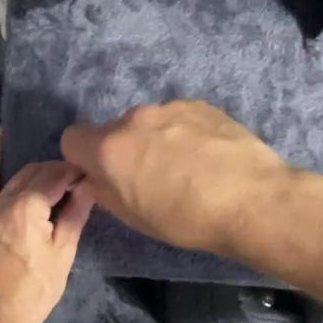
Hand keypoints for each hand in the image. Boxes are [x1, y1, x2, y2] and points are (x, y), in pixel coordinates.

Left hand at [0, 130, 93, 322]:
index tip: (84, 176)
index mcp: (26, 207)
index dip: (71, 174)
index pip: (53, 178)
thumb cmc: (36, 289)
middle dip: (46, 169)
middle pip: (25, 174)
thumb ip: (74, 214)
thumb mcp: (63, 253)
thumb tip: (89, 185)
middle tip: (63, 173)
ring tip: (1, 135)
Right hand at [59, 100, 302, 259]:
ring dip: (153, 141)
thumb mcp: (132, 216)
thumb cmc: (183, 218)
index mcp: (108, 148)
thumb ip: (103, 191)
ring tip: (183, 168)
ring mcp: (169, 108)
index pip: (71, 138)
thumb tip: (95, 179)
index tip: (102, 177)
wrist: (251, 200)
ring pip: (147, 124)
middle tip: (148, 178)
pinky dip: (182, 134)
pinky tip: (205, 157)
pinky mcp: (201, 105)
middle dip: (122, 150)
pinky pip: (177, 118)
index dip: (82, 159)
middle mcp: (133, 119)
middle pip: (112, 131)